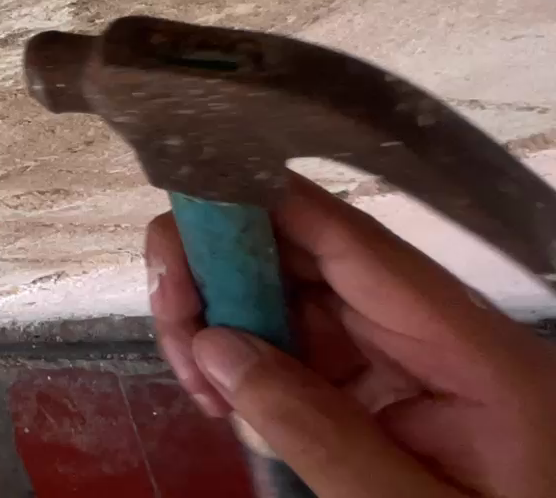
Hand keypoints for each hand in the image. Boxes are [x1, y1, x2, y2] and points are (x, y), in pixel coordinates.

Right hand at [147, 175, 555, 496]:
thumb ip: (322, 433)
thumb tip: (214, 346)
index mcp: (464, 339)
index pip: (338, 230)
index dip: (247, 203)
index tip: (172, 229)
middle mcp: (421, 320)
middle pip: (284, 246)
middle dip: (206, 274)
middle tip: (174, 333)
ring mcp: (390, 345)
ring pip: (263, 284)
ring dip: (205, 318)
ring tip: (197, 386)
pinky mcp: (363, 371)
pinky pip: (272, 329)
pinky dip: (225, 352)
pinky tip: (217, 395)